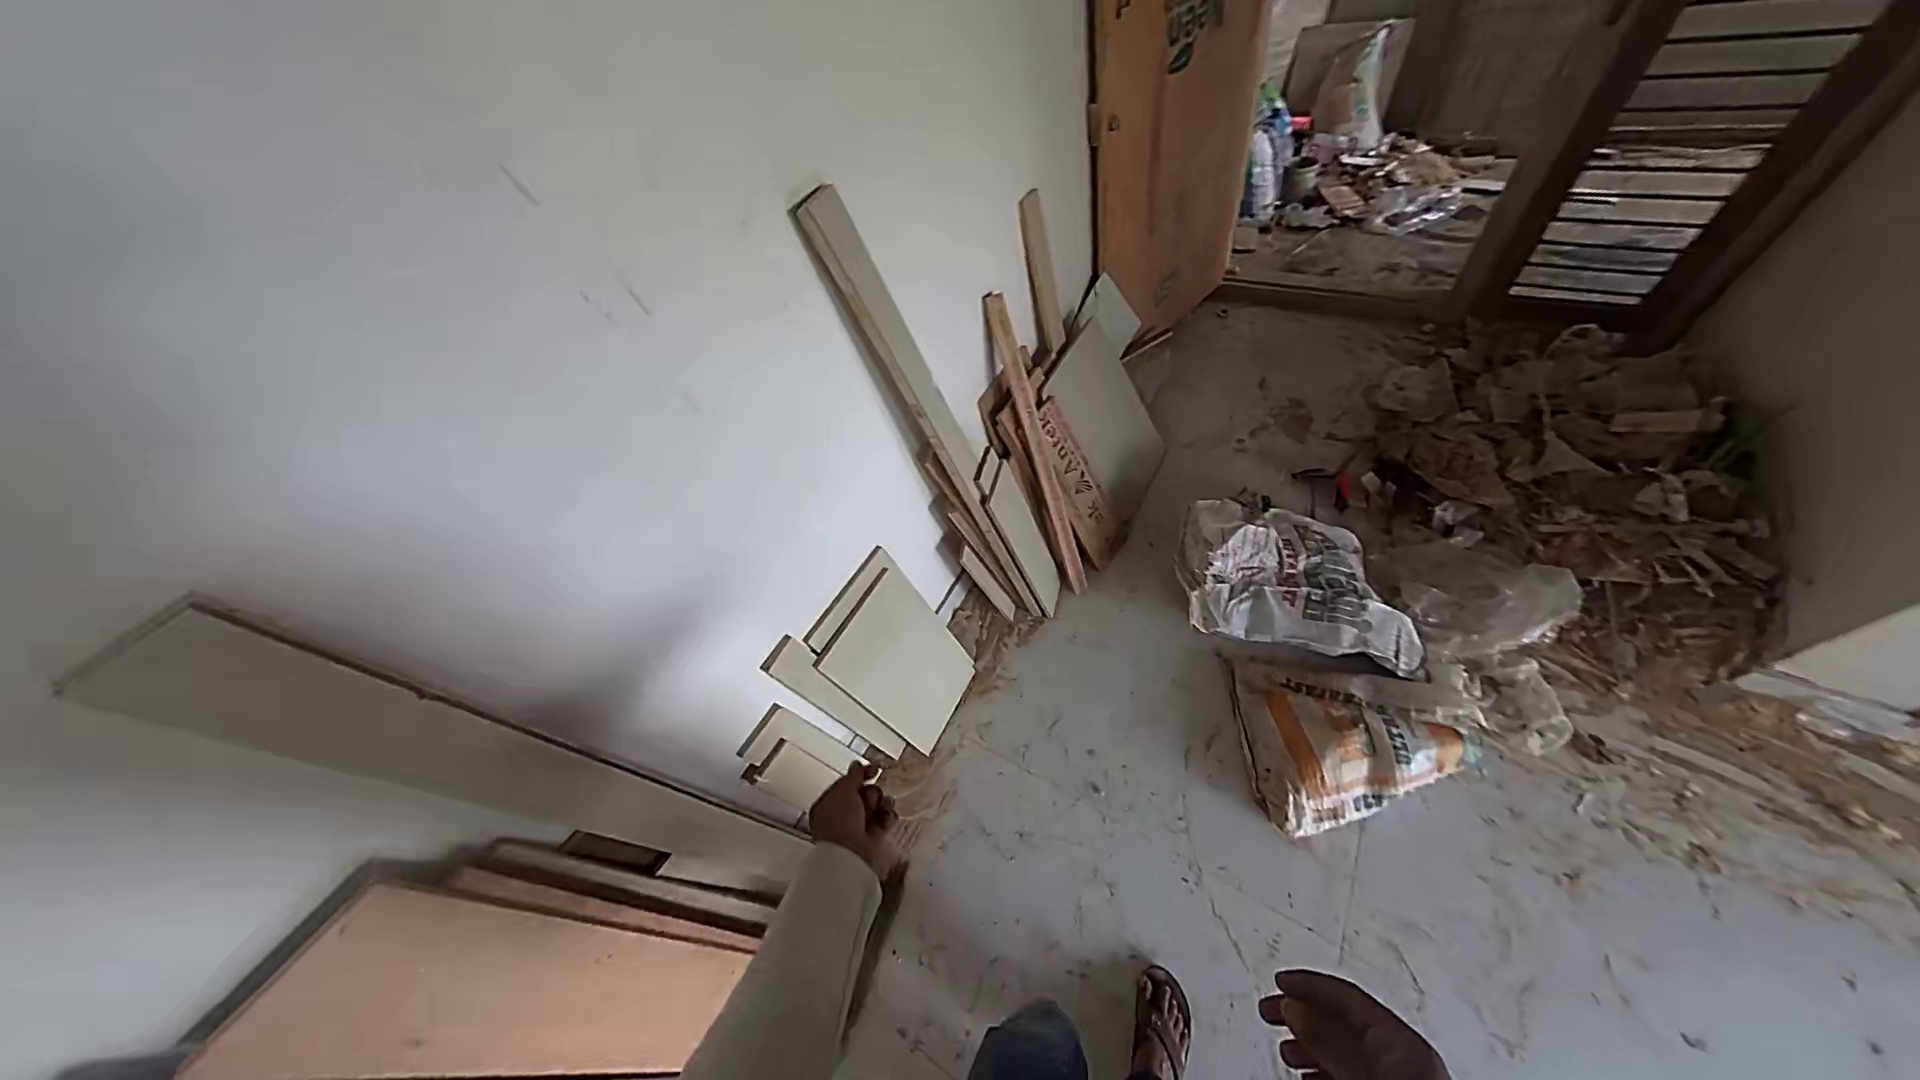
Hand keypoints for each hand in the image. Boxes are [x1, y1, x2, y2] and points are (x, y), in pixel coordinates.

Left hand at [808, 762, 904, 879]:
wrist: (850, 854)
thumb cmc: (840, 822)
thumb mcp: (844, 790)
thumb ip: (853, 775)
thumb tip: (858, 765)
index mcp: (828, 804)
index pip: (846, 784)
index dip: (860, 775)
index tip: (874, 769)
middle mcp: (842, 815)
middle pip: (864, 794)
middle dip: (872, 792)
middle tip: (871, 798)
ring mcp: (858, 827)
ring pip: (876, 806)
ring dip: (883, 802)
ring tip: (882, 806)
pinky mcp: (872, 837)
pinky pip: (884, 820)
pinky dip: (888, 816)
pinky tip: (888, 815)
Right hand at [1258, 970, 1447, 1079]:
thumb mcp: (1356, 1076)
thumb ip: (1326, 1041)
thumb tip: (1295, 1008)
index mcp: (1405, 1046)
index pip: (1347, 996)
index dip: (1309, 985)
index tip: (1282, 982)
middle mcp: (1410, 1061)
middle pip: (1347, 1022)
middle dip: (1305, 1014)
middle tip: (1272, 1009)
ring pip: (1350, 1052)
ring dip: (1312, 1046)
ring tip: (1286, 1048)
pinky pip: (1357, 1076)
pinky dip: (1328, 1073)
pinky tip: (1310, 1078)